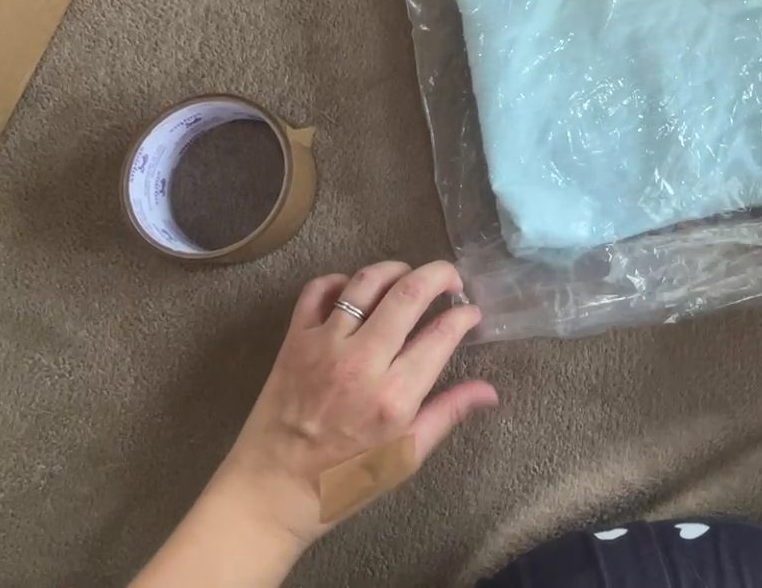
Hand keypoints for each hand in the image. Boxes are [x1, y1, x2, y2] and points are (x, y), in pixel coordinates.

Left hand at [212, 261, 496, 549]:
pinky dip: (341, 280)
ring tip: (408, 277)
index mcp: (395, 396)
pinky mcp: (295, 338)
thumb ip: (448, 413)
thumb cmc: (344, 480)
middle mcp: (362, 362)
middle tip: (451, 279)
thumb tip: (491, 391)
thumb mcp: (405, 456)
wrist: (270, 492)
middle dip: (440, 275)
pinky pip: (319, 289)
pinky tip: (356, 291)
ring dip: (396, 269)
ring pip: (367, 281)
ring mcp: (325, 345)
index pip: (442, 334)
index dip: (464, 315)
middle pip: (410, 292)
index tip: (471, 312)